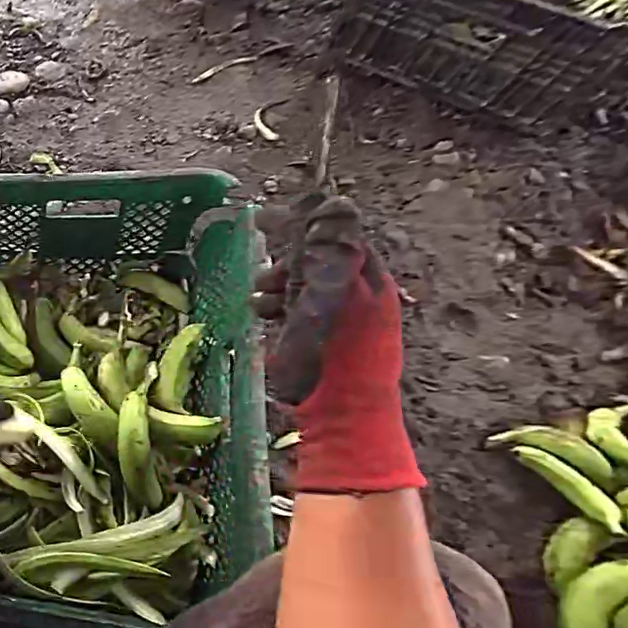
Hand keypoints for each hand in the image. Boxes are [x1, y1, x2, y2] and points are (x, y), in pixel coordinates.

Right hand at [255, 196, 422, 493]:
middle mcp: (354, 299)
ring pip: (298, 289)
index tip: (269, 219)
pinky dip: (276, 311)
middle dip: (286, 265)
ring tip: (259, 300)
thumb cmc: (350, 359)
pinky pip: (291, 314)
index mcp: (369, 285)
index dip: (305, 228)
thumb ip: (337, 257)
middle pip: (314, 265)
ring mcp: (334, 323)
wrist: (345, 417)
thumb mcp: (346, 299)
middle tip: (263, 269)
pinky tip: (261, 318)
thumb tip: (331, 211)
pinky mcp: (314, 343)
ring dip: (276, 289)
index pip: (337, 242)